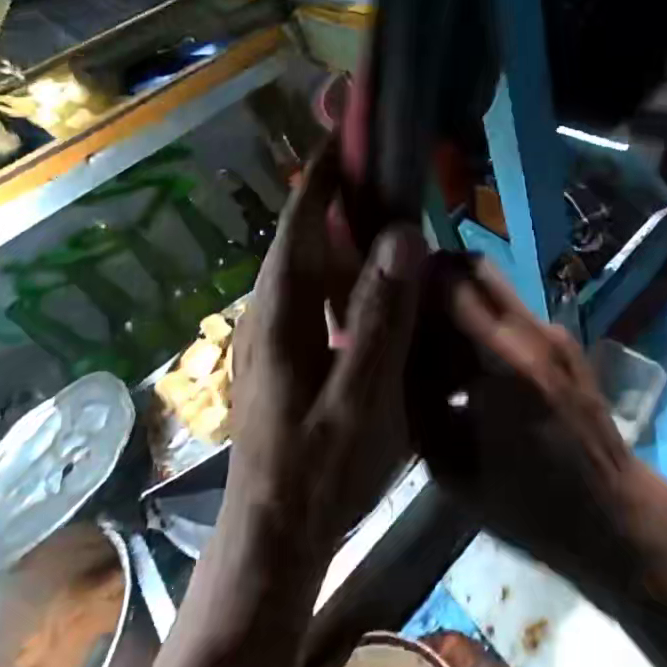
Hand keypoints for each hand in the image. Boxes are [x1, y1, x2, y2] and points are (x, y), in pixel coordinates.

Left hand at [227, 149, 426, 566]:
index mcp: (282, 313)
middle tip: (387, 178)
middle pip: (302, 240)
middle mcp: (266, 314)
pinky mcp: (277, 360)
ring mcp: (267, 338)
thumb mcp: (361, 395)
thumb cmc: (319, 470)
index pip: (301, 222)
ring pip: (306, 272)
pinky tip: (371, 300)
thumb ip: (380, 315)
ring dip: (341, 245)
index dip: (324, 173)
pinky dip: (340, 283)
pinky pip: (310, 301)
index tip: (350, 132)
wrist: (273, 534)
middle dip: (339, 203)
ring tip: (387, 230)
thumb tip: (400, 234)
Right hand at [410, 258, 666, 584]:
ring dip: (456, 304)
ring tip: (432, 349)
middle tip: (404, 316)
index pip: (447, 281)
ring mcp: (553, 333)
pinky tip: (468, 369)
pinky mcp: (564, 343)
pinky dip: (480, 323)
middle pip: (472, 266)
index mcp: (503, 363)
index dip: (409, 280)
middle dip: (431, 280)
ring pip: (492, 287)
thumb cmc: (528, 505)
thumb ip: (417, 403)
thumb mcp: (451, 466)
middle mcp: (532, 333)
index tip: (383, 301)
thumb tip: (390, 357)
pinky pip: (509, 312)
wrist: (615, 516)